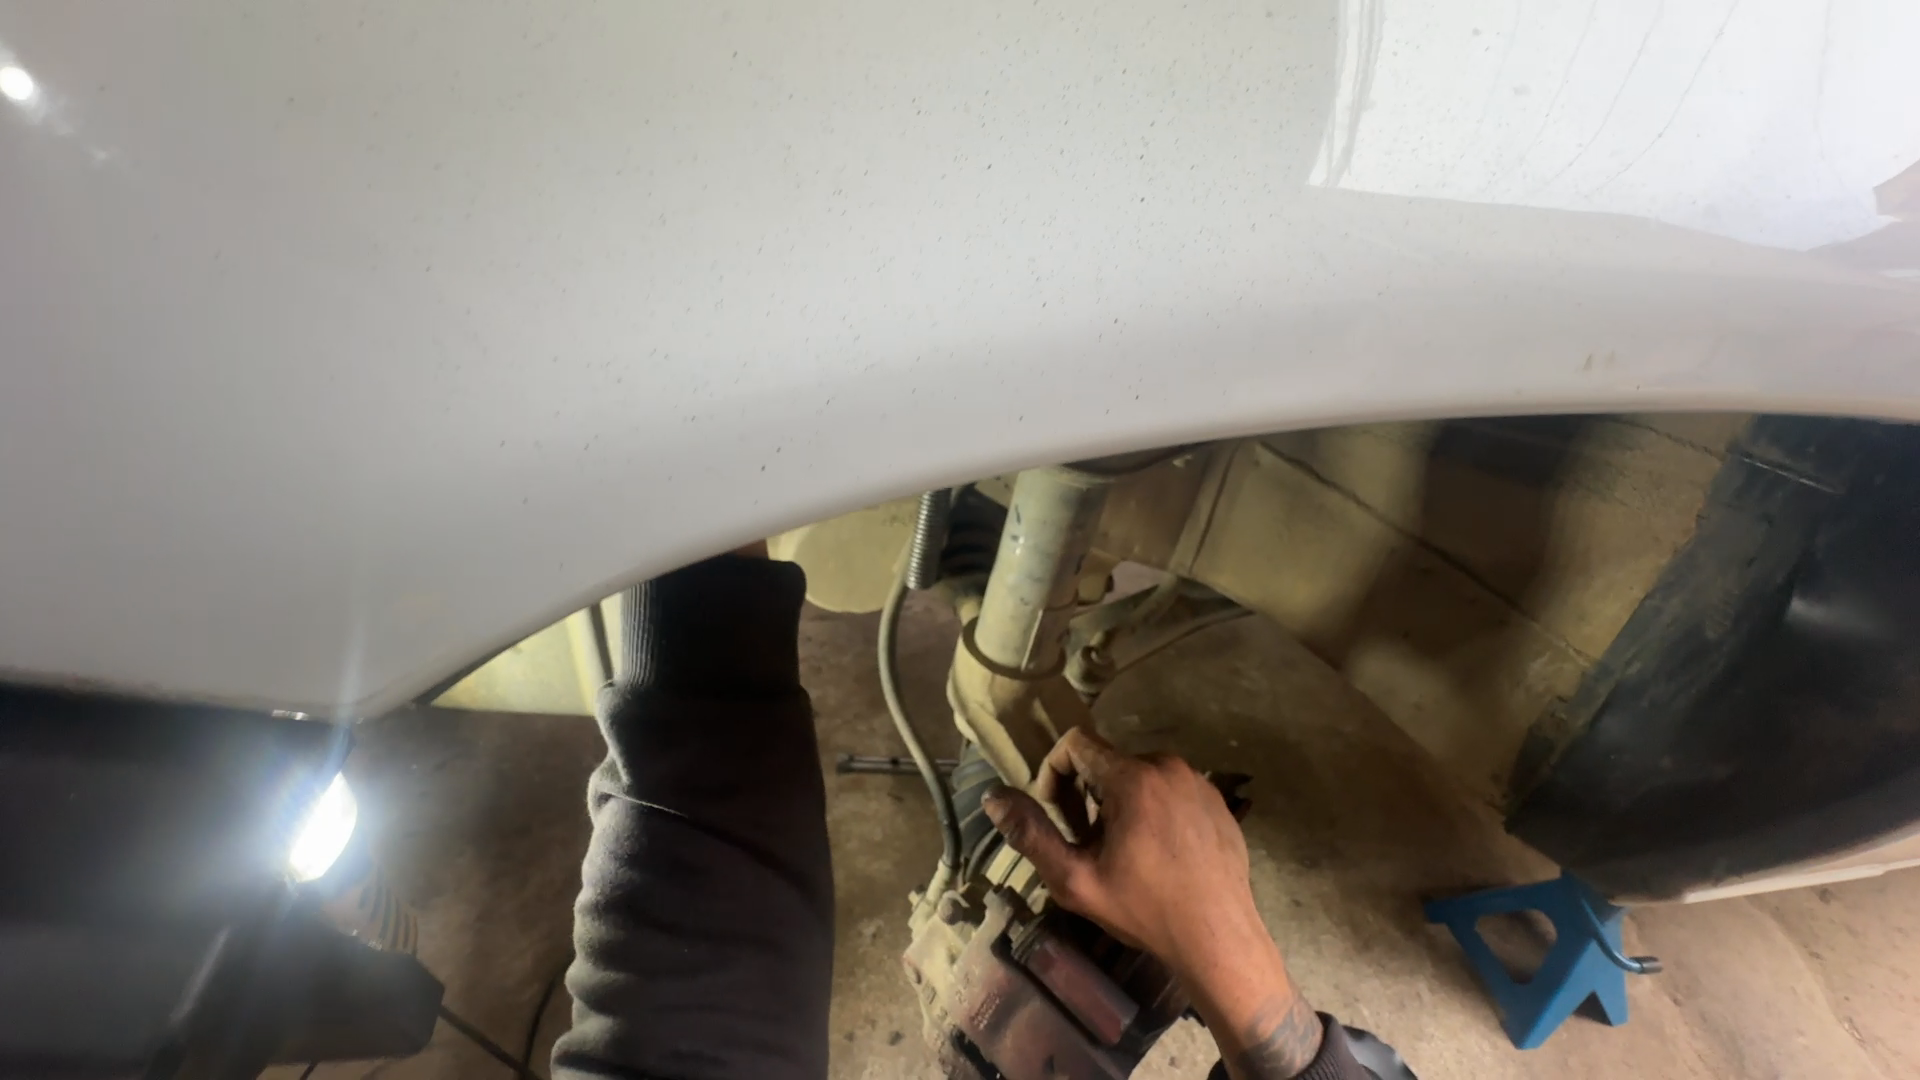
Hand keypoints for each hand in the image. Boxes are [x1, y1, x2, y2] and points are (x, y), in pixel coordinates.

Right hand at [982, 728, 1324, 1078]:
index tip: (1059, 816)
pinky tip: (1157, 852)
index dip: (1055, 774)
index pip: (1076, 743)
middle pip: (1107, 761)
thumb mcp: (1075, 879)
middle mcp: (1167, 766)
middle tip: (1089, 843)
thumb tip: (992, 797)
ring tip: (1124, 851)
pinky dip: (1153, 808)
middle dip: (1087, 794)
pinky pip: (1170, 788)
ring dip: (1120, 802)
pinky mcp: (1217, 799)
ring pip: (1139, 774)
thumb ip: (1030, 834)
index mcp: (1132, 777)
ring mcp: (1198, 781)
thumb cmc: (1145, 910)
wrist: (1220, 941)